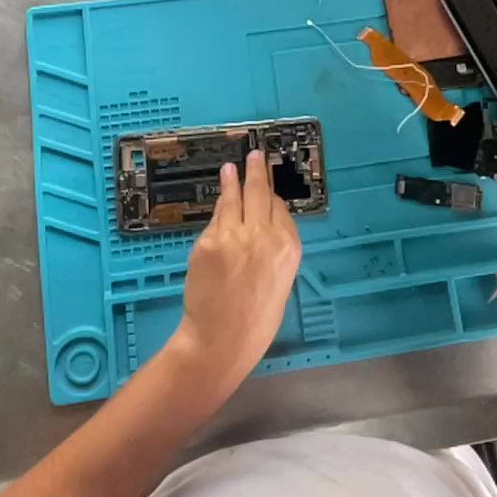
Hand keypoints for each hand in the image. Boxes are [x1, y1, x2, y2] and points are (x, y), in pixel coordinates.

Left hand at [166, 150, 302, 394]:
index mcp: (288, 248)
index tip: (268, 185)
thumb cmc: (255, 320)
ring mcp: (234, 236)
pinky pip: (215, 220)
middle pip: (260, 193)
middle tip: (254, 156)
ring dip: (233, 181)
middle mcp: (264, 236)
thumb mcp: (280, 280)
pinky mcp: (208, 241)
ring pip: (234, 200)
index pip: (280, 208)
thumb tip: (262, 225)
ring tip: (232, 167)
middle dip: (256, 172)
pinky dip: (218, 210)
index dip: (272, 194)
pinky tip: (218, 200)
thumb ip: (273, 248)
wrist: (220, 340)